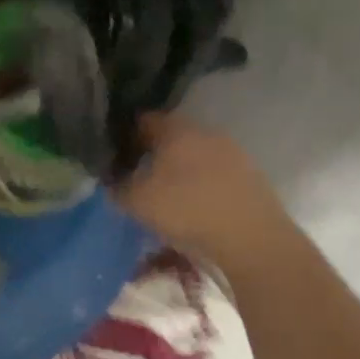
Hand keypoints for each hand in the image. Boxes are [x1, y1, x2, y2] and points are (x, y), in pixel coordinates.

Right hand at [114, 113, 294, 261]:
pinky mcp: (250, 175)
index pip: (144, 120)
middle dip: (153, 153)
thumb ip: (116, 186)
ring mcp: (233, 152)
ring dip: (178, 169)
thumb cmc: (186, 209)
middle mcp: (206, 133)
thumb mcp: (135, 201)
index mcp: (176, 130)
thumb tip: (109, 179)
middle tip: (136, 176)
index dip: (125, 136)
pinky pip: (214, 172)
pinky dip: (200, 183)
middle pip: (171, 136)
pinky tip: (192, 204)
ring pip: (195, 154)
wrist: (250, 238)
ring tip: (164, 194)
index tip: (114, 156)